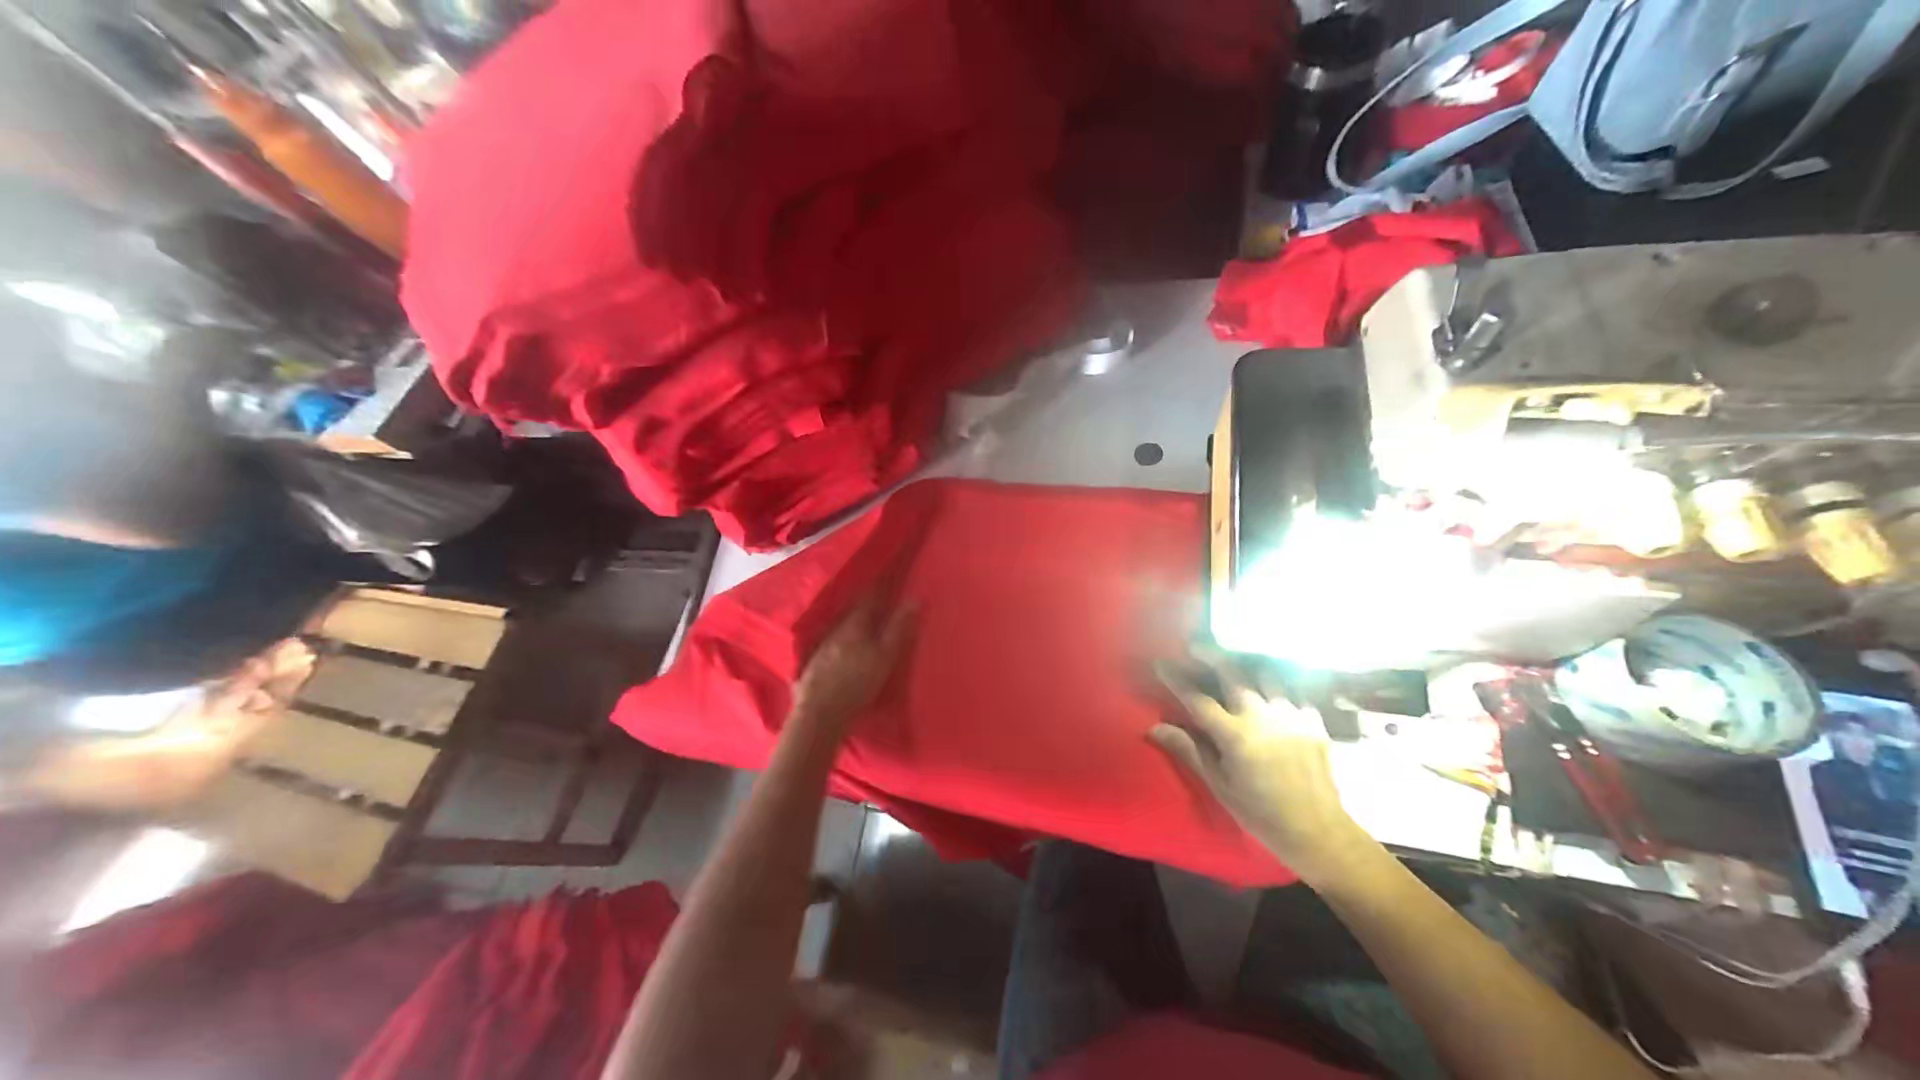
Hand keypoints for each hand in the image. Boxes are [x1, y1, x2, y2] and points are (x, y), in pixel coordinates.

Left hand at [790, 596, 915, 744]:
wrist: (819, 715)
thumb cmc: (857, 684)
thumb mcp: (886, 657)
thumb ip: (899, 629)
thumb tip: (916, 598)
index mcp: (854, 624)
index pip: (868, 598)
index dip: (879, 586)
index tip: (888, 575)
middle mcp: (835, 630)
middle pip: (852, 613)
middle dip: (864, 606)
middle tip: (878, 601)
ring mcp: (821, 648)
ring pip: (839, 629)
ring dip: (851, 625)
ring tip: (862, 626)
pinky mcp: (812, 667)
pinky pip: (828, 647)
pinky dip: (838, 644)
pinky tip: (840, 651)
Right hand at [1149, 650, 1378, 885]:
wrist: (1317, 830)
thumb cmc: (1260, 812)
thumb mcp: (1219, 785)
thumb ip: (1189, 750)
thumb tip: (1155, 728)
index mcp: (1235, 735)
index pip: (1197, 698)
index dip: (1176, 679)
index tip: (1161, 663)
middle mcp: (1262, 716)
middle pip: (1232, 673)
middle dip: (1209, 655)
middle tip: (1194, 645)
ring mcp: (1291, 714)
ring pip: (1266, 673)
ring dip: (1246, 662)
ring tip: (1235, 657)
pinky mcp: (1313, 720)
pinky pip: (1294, 689)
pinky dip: (1279, 682)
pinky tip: (1273, 684)